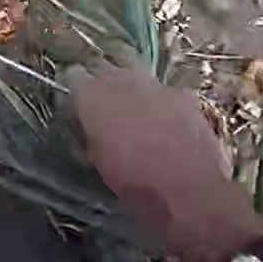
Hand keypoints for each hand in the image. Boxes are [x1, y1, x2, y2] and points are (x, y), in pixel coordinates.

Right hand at [65, 56, 262, 261]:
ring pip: (135, 73)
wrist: (190, 195)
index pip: (72, 75)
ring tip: (135, 110)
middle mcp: (120, 81)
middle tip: (104, 103)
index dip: (73, 90)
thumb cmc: (132, 183)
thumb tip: (90, 128)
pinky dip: (160, 103)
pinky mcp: (183, 96)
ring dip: (131, 88)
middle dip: (101, 80)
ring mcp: (155, 86)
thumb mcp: (96, 159)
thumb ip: (89, 133)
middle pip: (103, 67)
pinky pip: (164, 92)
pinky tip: (166, 123)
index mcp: (91, 96)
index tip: (76, 104)